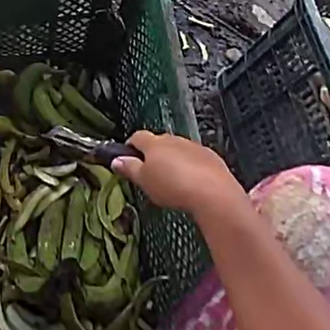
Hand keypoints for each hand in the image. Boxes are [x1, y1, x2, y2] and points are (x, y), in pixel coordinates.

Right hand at [111, 131, 245, 216]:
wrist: (212, 193)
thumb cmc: (174, 186)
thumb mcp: (144, 181)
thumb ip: (130, 168)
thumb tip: (117, 160)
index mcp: (154, 143)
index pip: (137, 137)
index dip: (130, 147)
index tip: (128, 157)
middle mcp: (173, 139)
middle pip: (158, 142)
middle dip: (153, 155)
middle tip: (150, 175)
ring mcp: (193, 146)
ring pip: (178, 150)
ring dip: (173, 161)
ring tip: (172, 182)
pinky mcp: (210, 157)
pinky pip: (195, 159)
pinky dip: (191, 167)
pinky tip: (191, 183)